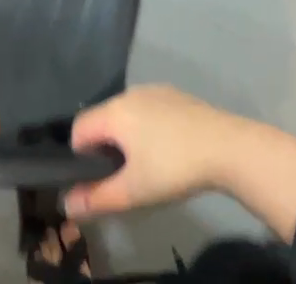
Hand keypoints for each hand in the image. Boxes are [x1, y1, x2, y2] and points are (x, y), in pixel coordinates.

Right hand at [63, 85, 241, 217]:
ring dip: (127, 137)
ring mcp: (155, 91)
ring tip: (147, 165)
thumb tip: (67, 204)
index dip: (79, 156)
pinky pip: (148, 110)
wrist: (228, 147)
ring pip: (127, 114)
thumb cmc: (173, 167)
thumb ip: (97, 198)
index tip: (98, 178)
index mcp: (114, 112)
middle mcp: (129, 93)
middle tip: (124, 176)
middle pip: (102, 119)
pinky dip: (148, 127)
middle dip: (105, 147)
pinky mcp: (176, 95)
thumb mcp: (133, 191)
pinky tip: (169, 149)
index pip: (78, 128)